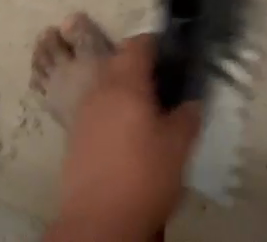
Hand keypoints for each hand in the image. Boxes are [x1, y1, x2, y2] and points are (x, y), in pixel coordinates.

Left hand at [49, 34, 201, 240]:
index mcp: (125, 83)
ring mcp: (83, 112)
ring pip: (105, 84)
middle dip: (140, 64)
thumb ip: (188, 116)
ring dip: (124, 87)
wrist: (98, 222)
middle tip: (165, 81)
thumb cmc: (143, 175)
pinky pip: (96, 107)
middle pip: (118, 61)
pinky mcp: (74, 136)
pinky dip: (112, 108)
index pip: (139, 44)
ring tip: (148, 108)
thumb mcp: (178, 146)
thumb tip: (192, 102)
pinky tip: (128, 131)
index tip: (175, 54)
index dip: (158, 44)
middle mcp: (100, 89)